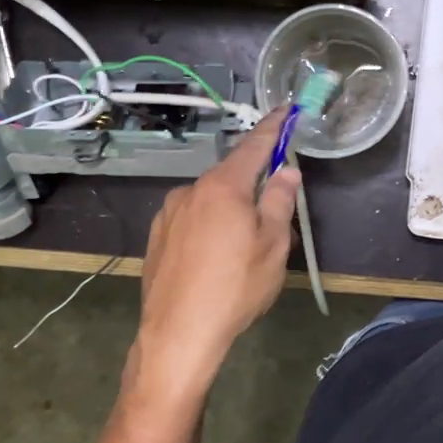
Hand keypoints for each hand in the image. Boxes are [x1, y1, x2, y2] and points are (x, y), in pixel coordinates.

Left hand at [133, 111, 300, 386]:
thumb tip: (286, 170)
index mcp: (223, 186)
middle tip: (275, 219)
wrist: (179, 333)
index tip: (286, 110)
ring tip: (245, 252)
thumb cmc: (235, 287)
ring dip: (230, 213)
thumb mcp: (272, 245)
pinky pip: (191, 223)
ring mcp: (168, 215)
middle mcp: (190, 191)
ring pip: (209, 203)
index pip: (254, 146)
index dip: (273, 128)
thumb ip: (280, 201)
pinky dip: (209, 230)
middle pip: (231, 178)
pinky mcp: (156, 239)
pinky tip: (216, 261)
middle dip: (254, 188)